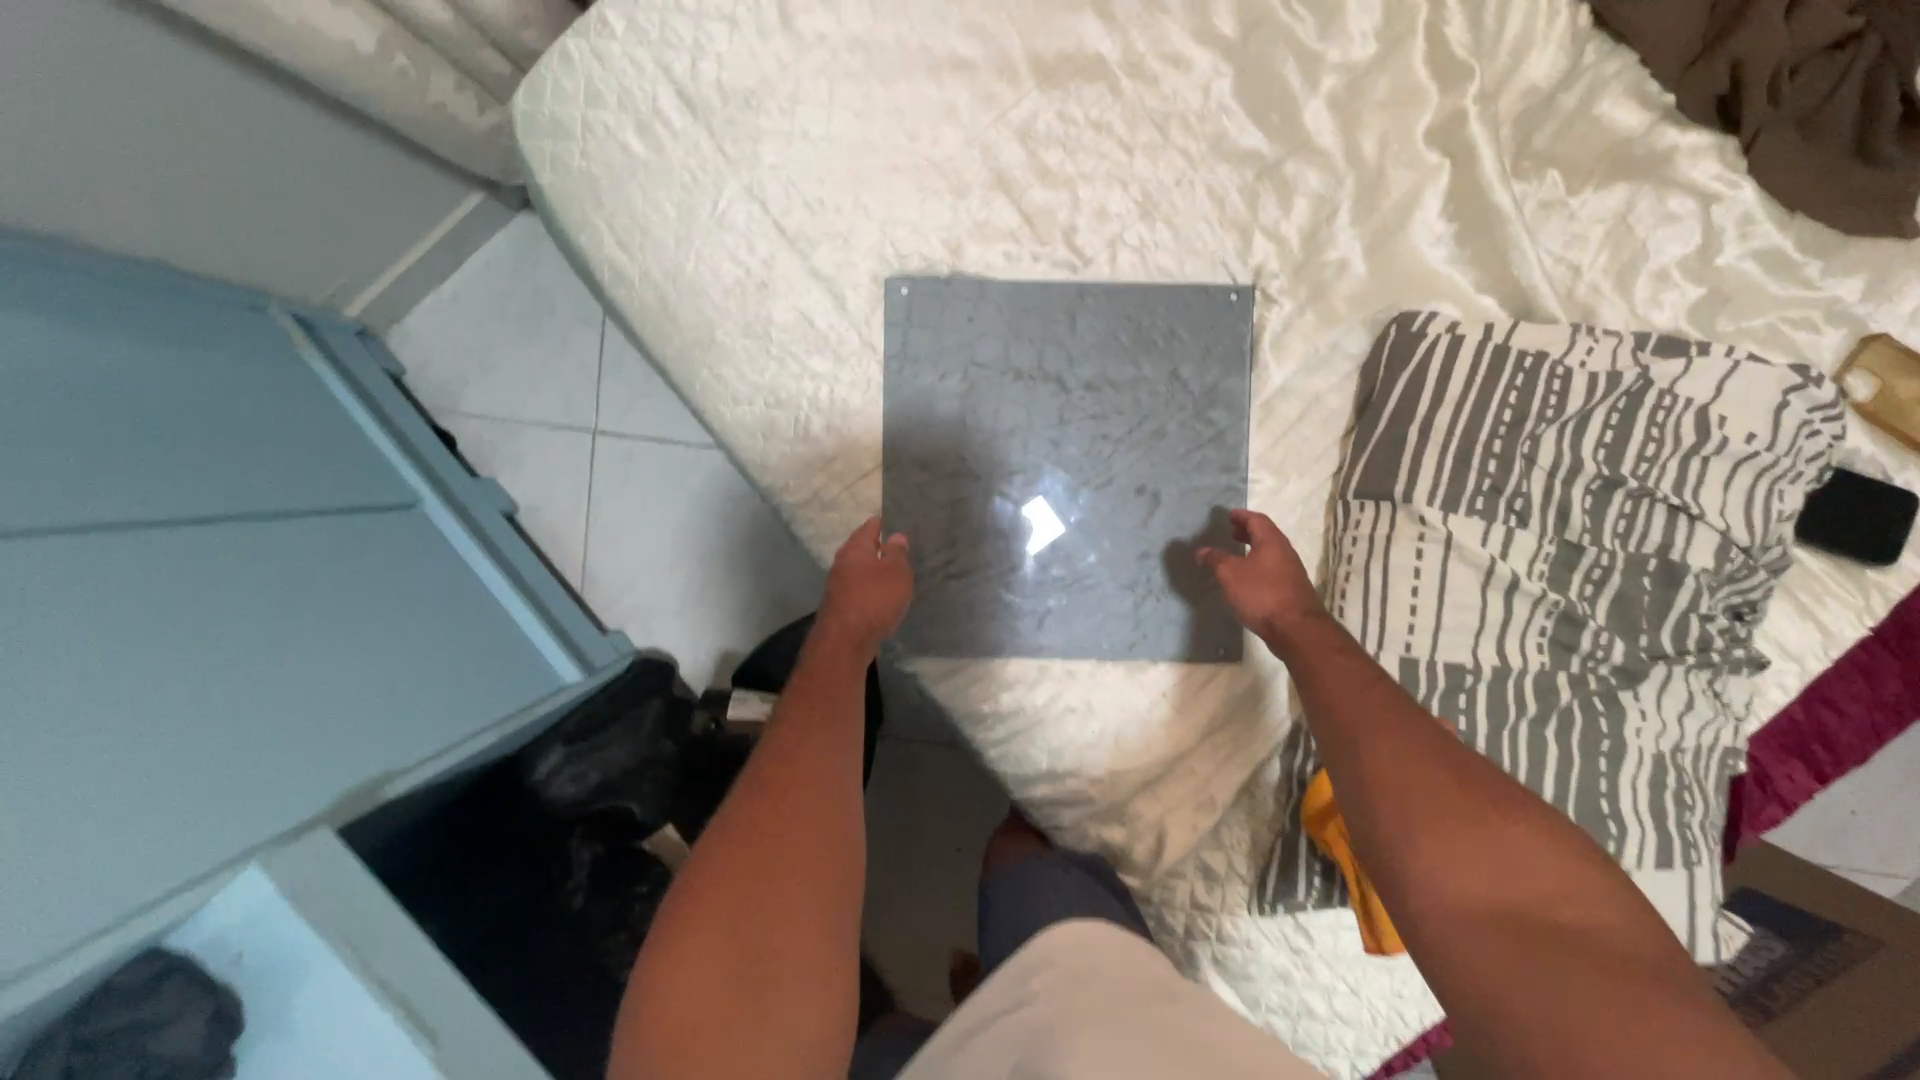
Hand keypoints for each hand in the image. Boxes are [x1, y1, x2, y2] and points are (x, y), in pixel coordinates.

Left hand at [815, 516, 913, 656]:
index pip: (868, 528)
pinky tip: (877, 596)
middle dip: (872, 546)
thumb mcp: (896, 572)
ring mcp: (836, 587)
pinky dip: (866, 589)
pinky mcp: (838, 607)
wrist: (846, 640)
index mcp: (855, 550)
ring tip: (887, 571)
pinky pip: (855, 590)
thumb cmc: (875, 599)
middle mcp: (841, 564)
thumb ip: (897, 553)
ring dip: (869, 570)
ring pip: (855, 571)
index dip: (879, 523)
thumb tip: (895, 536)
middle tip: (890, 544)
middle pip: (858, 549)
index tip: (888, 519)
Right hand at [1195, 509, 1326, 650]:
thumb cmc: (1261, 594)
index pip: (1257, 520)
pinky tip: (1247, 579)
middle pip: (1266, 535)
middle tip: (1231, 531)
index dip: (1242, 516)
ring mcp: (1291, 572)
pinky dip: (1258, 566)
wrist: (1295, 628)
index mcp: (1271, 542)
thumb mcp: (1230, 574)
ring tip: (1236, 555)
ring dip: (1253, 550)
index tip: (1229, 515)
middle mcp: (1284, 553)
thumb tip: (1202, 551)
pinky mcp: (1291, 590)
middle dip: (1248, 532)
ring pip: (1270, 553)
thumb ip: (1215, 559)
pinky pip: (1272, 569)